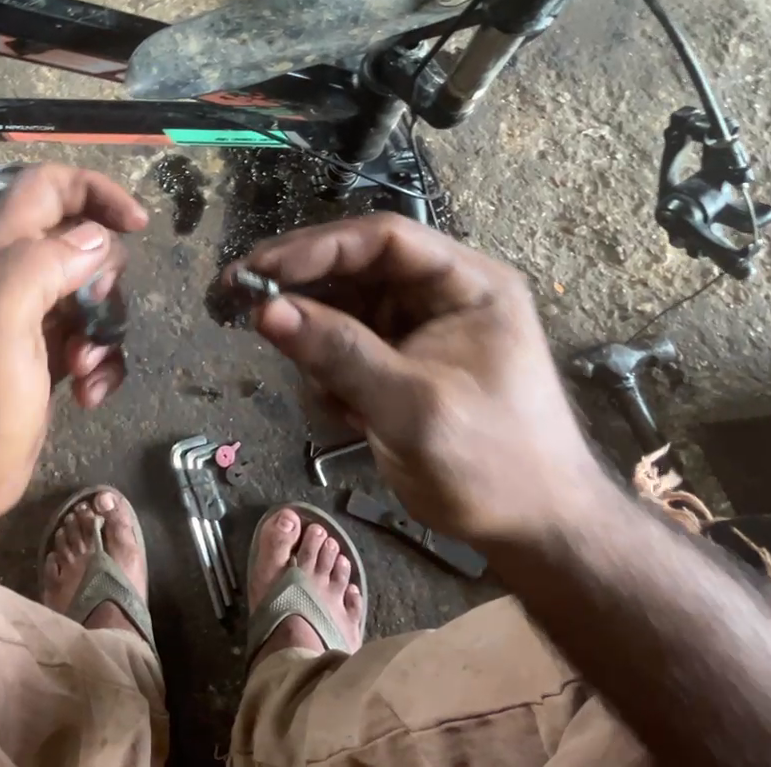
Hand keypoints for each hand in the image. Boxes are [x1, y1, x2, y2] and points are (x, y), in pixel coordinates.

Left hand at [0, 165, 147, 527]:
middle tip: (95, 318)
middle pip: (81, 243)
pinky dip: (100, 363)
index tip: (136, 226)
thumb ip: (42, 267)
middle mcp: (10, 276)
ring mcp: (27, 318)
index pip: (48, 186)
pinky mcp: (42, 357)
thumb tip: (96, 239)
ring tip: (86, 370)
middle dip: (105, 279)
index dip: (96, 192)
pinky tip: (87, 395)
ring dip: (104, 331)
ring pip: (92, 294)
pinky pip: (90, 338)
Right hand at [234, 213, 615, 545]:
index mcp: (467, 284)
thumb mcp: (412, 407)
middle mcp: (438, 294)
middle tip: (238, 299)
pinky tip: (347, 413)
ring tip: (329, 394)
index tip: (259, 270)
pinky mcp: (395, 359)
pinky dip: (326, 373)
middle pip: (352, 267)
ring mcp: (414, 327)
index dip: (316, 248)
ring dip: (315, 344)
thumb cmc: (493, 465)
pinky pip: (339, 345)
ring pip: (337, 307)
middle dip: (300, 290)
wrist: (531, 532)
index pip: (383, 239)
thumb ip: (339, 354)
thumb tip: (264, 310)